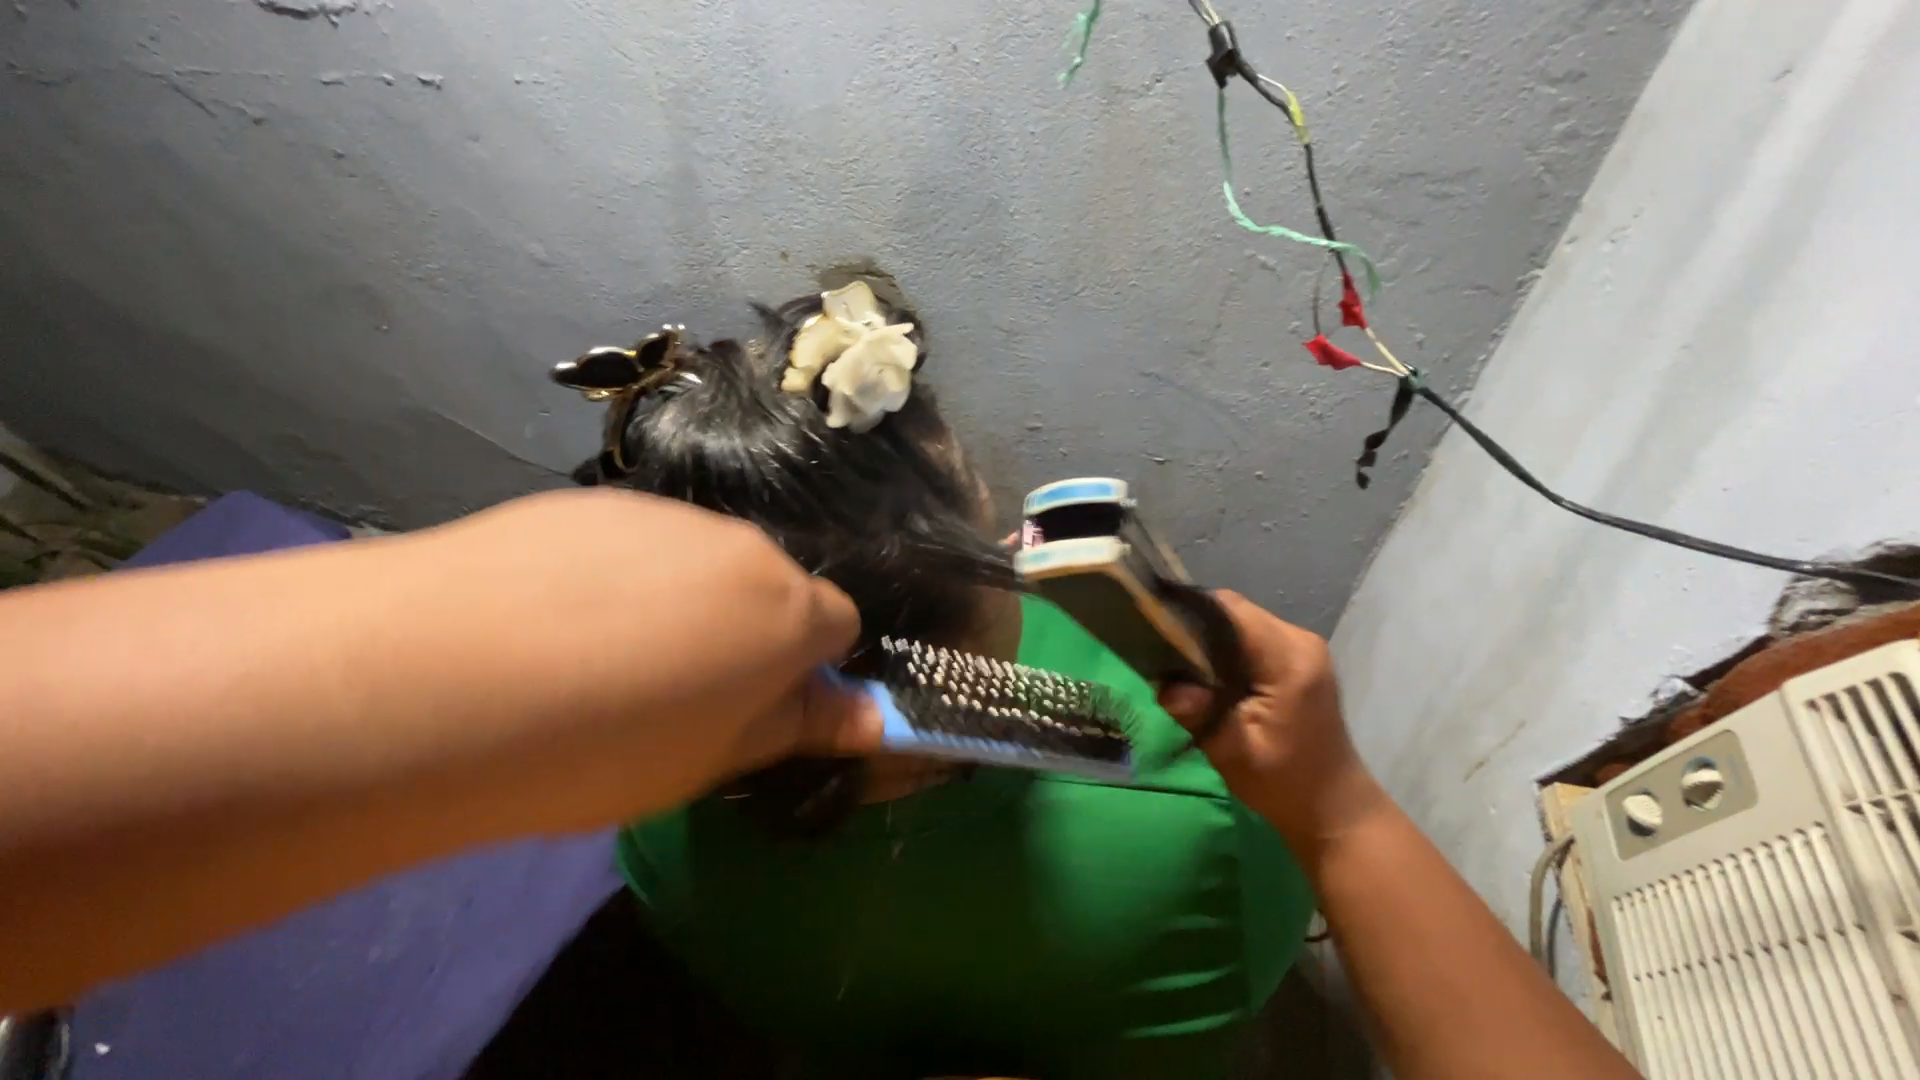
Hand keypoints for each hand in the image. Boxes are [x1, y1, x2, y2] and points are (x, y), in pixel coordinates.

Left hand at [385, 488, 880, 829]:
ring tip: (599, 659)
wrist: (435, 677)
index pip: (839, 624)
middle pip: (770, 587)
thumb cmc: (602, 745)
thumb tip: (870, 720)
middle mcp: (741, 547)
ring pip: (701, 563)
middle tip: (674, 693)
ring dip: (682, 602)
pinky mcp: (593, 503)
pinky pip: (637, 544)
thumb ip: (799, 726)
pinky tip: (553, 621)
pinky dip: (620, 578)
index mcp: (788, 611)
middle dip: (746, 631)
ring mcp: (665, 516)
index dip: (808, 667)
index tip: (757, 704)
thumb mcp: (714, 758)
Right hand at [1157, 591, 1386, 847]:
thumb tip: (1165, 684)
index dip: (1188, 613)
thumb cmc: (1282, 781)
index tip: (1154, 628)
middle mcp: (1299, 640)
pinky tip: (1209, 672)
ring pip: (1241, 620)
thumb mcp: (1230, 750)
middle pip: (1234, 610)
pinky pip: (1252, 635)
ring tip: (1181, 663)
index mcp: (1287, 658)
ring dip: (1210, 636)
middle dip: (1195, 626)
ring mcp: (1302, 646)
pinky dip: (1225, 645)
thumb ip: (1197, 711)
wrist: (1332, 806)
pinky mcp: (1298, 657)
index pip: (1228, 610)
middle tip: (1162, 652)